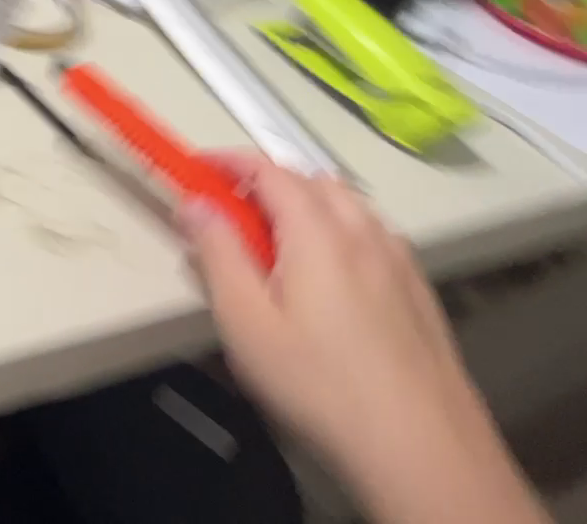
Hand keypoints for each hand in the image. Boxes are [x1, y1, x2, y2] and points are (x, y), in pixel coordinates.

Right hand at [180, 154, 547, 523]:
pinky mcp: (419, 298)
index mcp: (319, 236)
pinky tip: (320, 271)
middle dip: (265, 179)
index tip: (192, 167)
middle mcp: (366, 240)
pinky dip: (338, 229)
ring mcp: (401, 269)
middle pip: (314, 181)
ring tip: (267, 236)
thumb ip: (216, 251)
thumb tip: (195, 204)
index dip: (226, 160)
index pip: (270, 172)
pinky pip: (374, 238)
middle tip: (224, 205)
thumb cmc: (318, 382)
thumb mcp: (243, 317)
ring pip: (350, 208)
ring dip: (303, 203)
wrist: (421, 453)